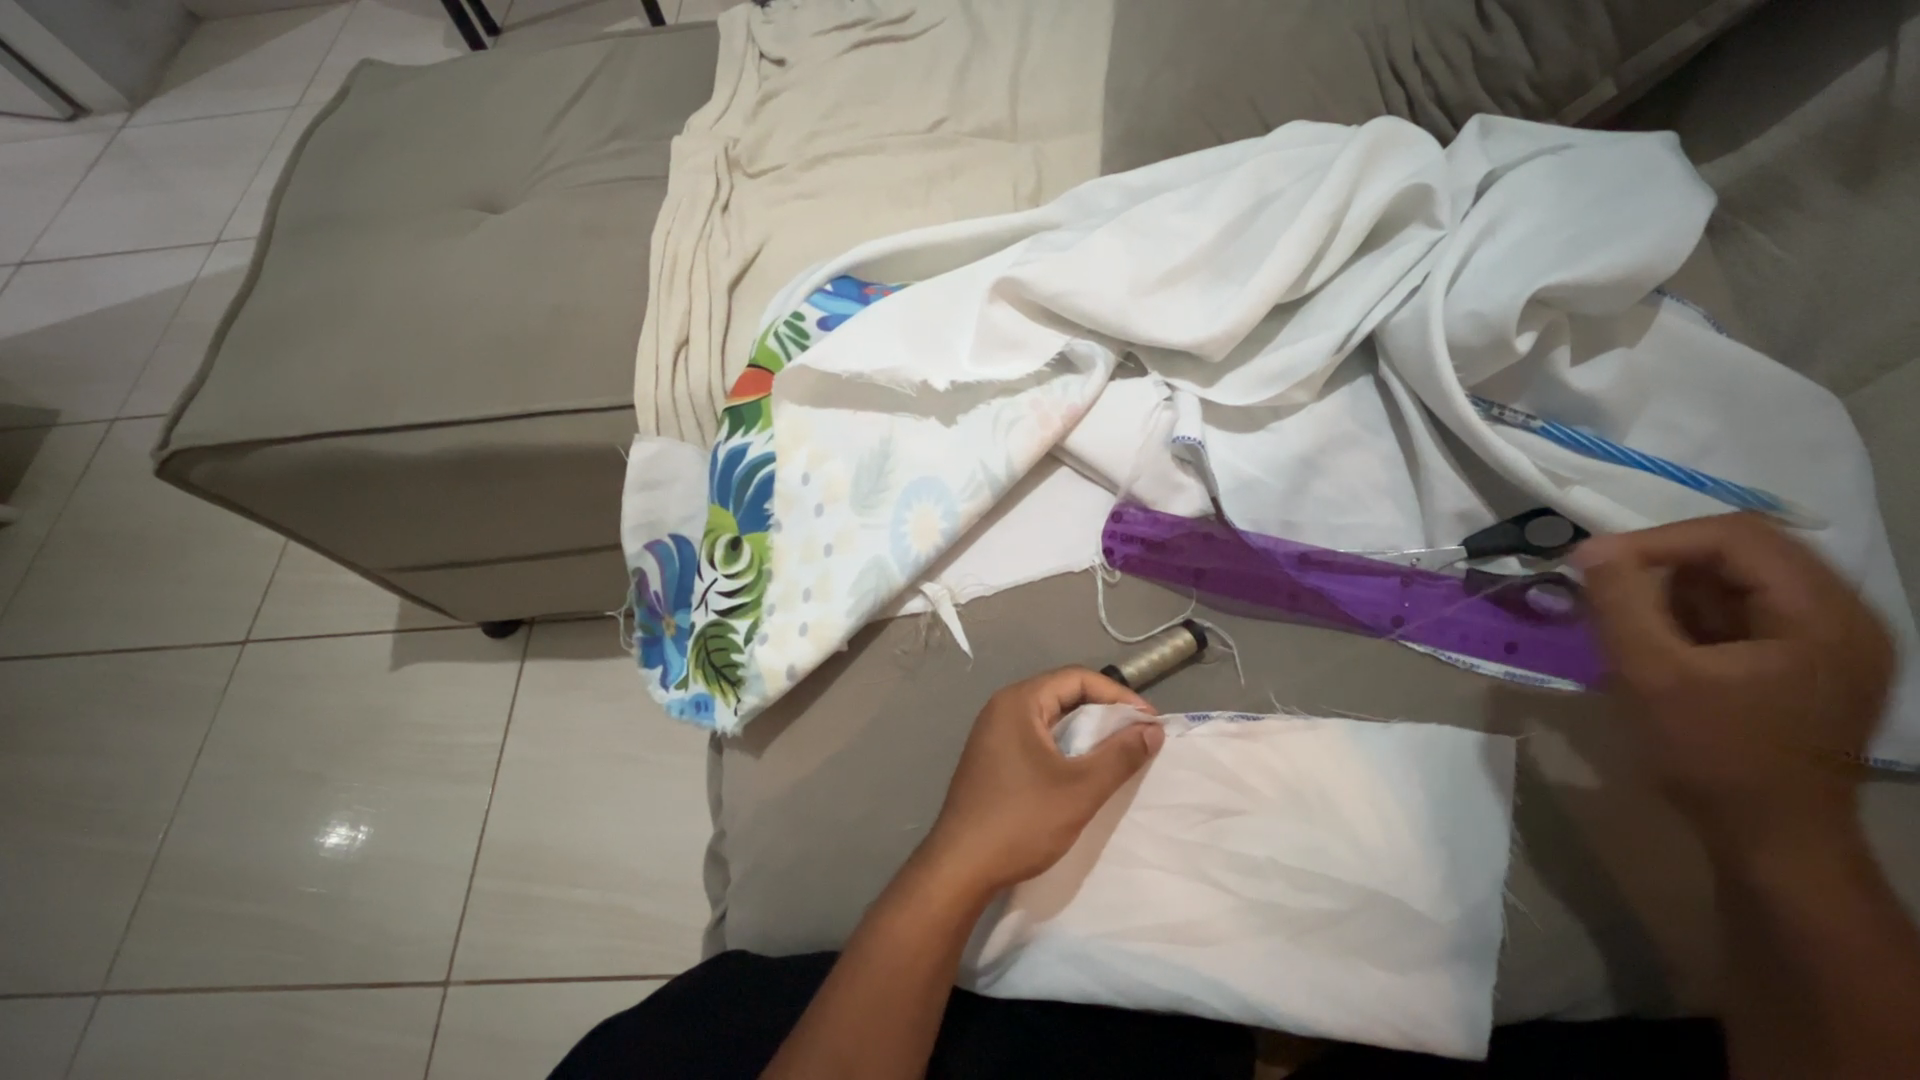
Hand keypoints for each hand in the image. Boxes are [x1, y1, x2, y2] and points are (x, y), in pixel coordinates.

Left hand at [919, 667, 1163, 894]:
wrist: (960, 867)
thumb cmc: (1021, 821)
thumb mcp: (1080, 789)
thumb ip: (1121, 755)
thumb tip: (1152, 729)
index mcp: (1018, 703)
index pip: (1077, 678)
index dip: (1118, 695)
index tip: (1149, 722)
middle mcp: (1001, 710)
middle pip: (1062, 695)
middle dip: (1104, 712)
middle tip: (1138, 737)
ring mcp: (992, 736)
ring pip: (1050, 720)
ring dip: (1085, 733)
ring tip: (1117, 755)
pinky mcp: (991, 760)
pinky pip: (1036, 740)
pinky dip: (1064, 749)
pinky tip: (1082, 773)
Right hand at [1574, 513, 1893, 852]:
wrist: (1772, 839)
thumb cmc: (1713, 757)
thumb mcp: (1650, 674)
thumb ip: (1620, 602)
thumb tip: (1591, 548)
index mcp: (1823, 613)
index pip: (1737, 536)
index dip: (1657, 540)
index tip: (1594, 565)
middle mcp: (1846, 615)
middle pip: (1748, 550)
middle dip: (1667, 563)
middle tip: (1610, 589)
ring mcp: (1837, 640)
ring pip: (1747, 579)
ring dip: (1682, 591)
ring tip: (1637, 626)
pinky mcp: (1816, 662)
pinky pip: (1752, 611)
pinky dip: (1701, 616)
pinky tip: (1669, 647)